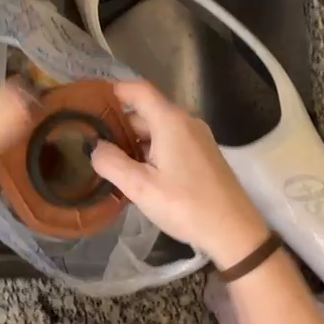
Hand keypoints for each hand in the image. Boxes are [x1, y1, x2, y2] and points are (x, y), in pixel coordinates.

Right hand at [90, 81, 273, 267]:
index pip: (138, 90)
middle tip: (92, 147)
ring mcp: (198, 138)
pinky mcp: (203, 155)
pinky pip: (170, 142)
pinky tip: (138, 176)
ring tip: (111, 166)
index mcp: (170, 121)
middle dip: (118, 127)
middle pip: (145, 112)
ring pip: (157, 130)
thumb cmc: (186, 206)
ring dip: (133, 143)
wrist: (234, 232)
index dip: (112, 92)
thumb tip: (95, 147)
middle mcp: (186, 122)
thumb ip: (111, 163)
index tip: (88, 104)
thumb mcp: (140, 187)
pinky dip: (150, 152)